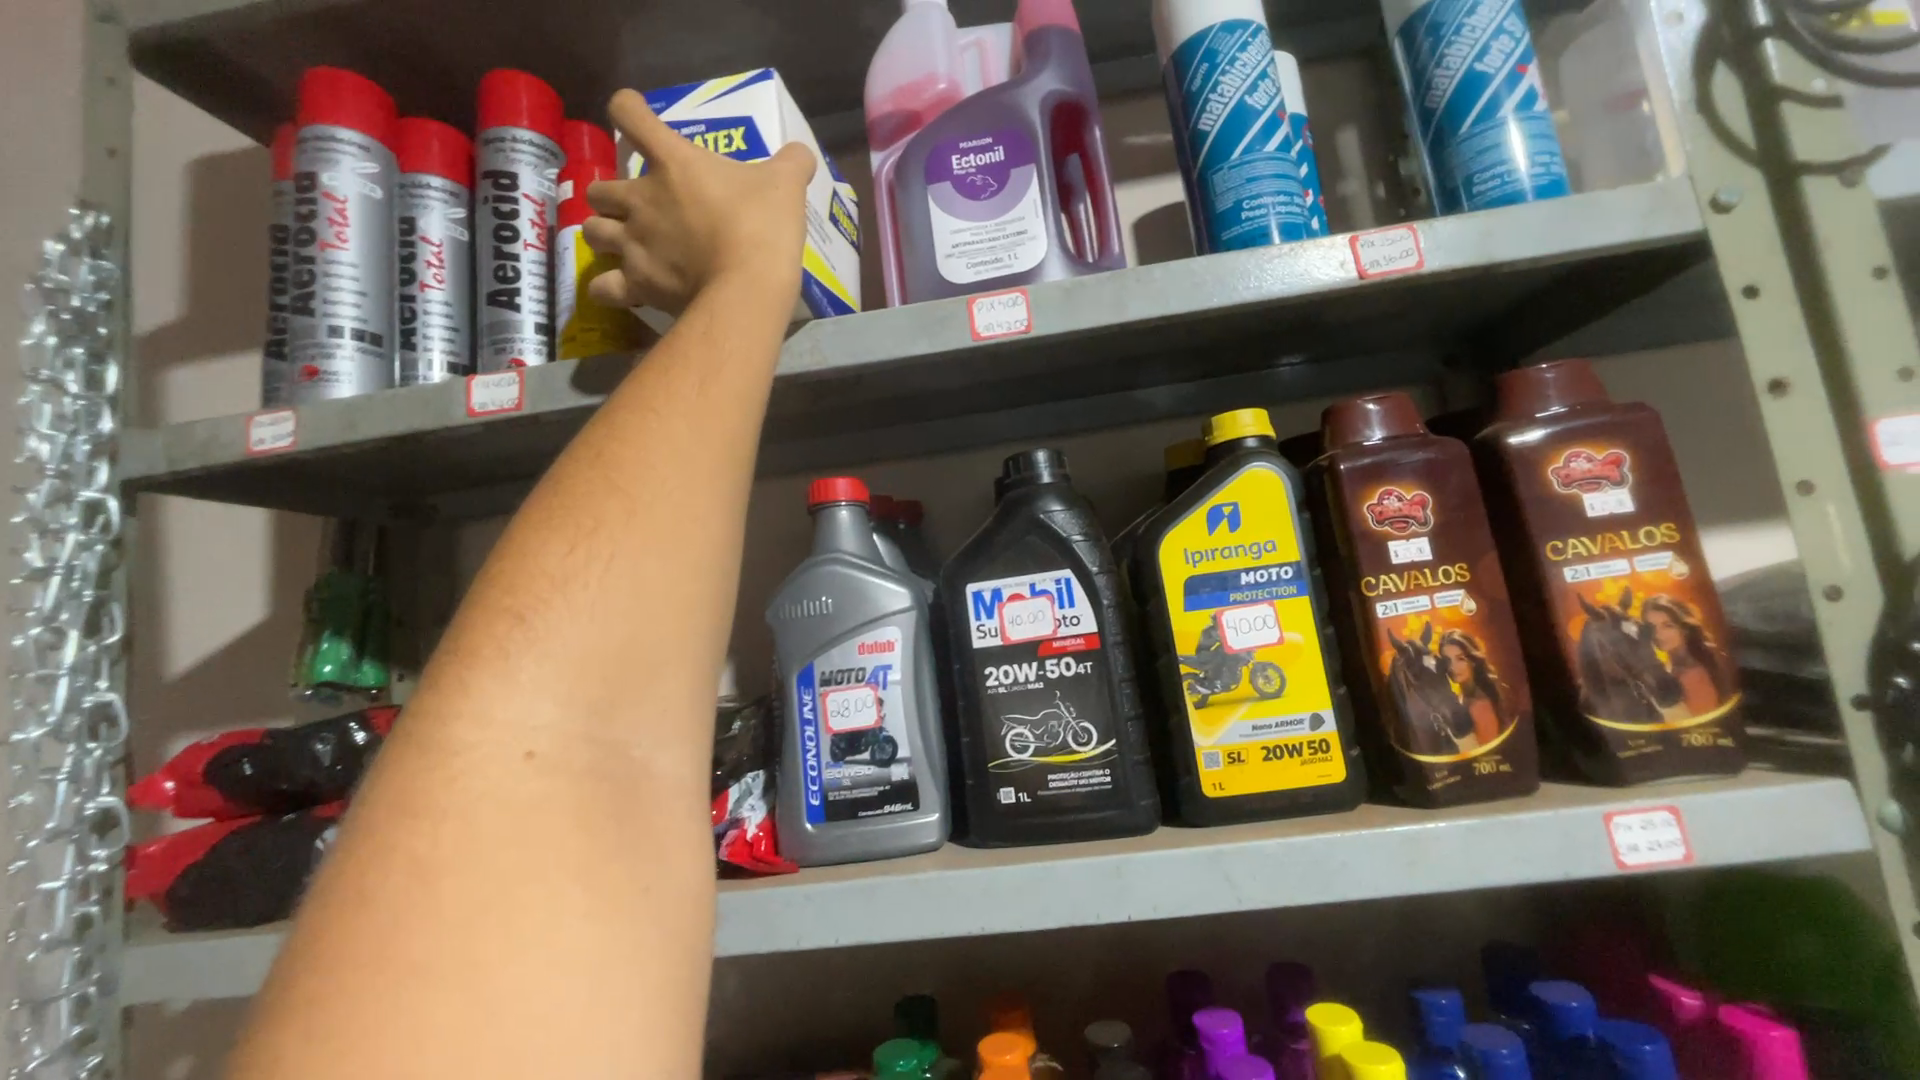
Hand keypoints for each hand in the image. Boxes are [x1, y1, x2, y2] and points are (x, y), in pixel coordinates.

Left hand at [583, 90, 815, 315]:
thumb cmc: (763, 228)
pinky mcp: (636, 284)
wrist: (747, 289)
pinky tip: (620, 289)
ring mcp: (633, 243)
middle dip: (612, 197)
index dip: (629, 109)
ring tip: (626, 246)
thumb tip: (801, 155)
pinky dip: (607, 288)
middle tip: (639, 208)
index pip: (629, 114)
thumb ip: (792, 164)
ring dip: (606, 236)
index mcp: (672, 161)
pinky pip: (603, 287)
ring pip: (593, 232)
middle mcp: (641, 198)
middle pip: (598, 189)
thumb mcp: (787, 185)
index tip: (637, 116)